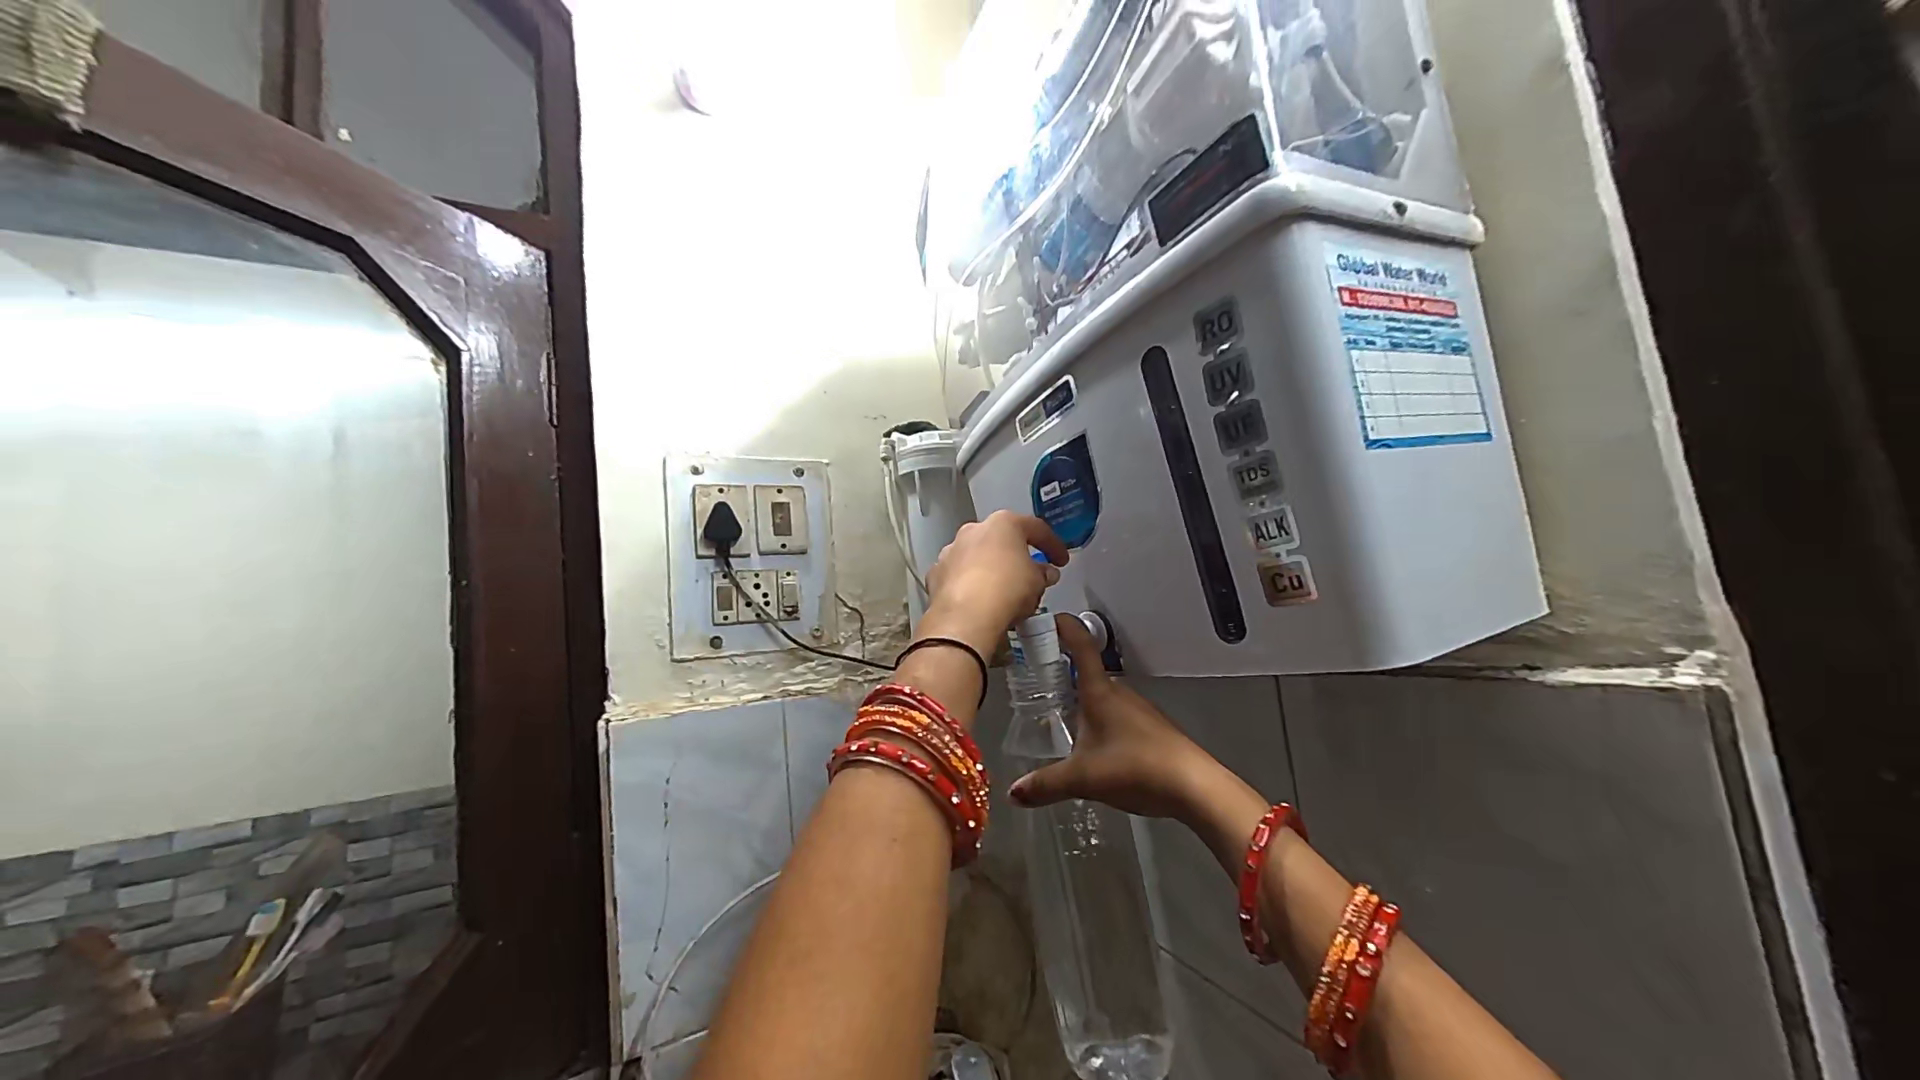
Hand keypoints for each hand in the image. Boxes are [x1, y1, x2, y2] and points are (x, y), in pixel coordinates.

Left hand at [919, 511, 1068, 653]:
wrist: (966, 618)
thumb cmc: (1005, 591)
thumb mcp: (1037, 583)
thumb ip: (1042, 574)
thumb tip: (1043, 574)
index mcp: (1003, 523)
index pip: (1035, 528)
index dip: (1053, 545)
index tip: (1060, 559)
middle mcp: (973, 531)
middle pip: (1001, 540)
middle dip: (1016, 556)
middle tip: (1030, 574)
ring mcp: (951, 551)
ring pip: (976, 556)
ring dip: (990, 569)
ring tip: (1003, 592)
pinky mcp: (936, 574)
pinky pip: (959, 576)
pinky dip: (969, 585)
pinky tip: (980, 602)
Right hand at [1008, 614, 1222, 820]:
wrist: (1195, 787)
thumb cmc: (1136, 768)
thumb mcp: (1082, 779)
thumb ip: (1045, 785)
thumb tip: (1013, 793)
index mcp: (1100, 692)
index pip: (1081, 646)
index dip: (1065, 628)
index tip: (1049, 618)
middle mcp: (1119, 694)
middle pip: (1087, 673)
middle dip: (1062, 673)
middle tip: (1037, 681)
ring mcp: (1138, 711)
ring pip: (1102, 697)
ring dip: (1080, 701)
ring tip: (1058, 718)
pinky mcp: (1151, 730)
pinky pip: (1117, 716)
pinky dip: (1099, 721)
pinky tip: (1093, 748)